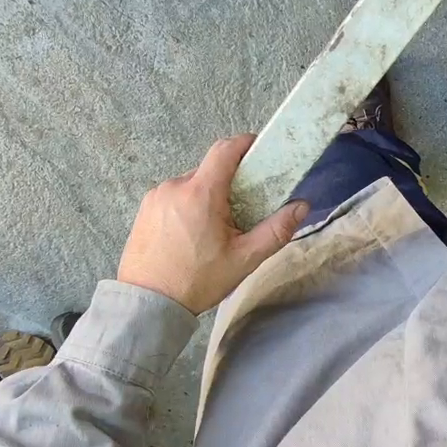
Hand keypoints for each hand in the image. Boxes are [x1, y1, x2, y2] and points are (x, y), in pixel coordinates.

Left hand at [116, 135, 308, 313]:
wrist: (148, 303)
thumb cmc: (197, 281)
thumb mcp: (245, 258)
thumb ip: (277, 229)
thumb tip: (302, 206)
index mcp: (201, 194)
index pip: (225, 150)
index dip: (245, 144)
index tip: (259, 149)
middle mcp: (175, 187)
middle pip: (210, 170)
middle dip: (229, 183)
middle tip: (243, 210)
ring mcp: (156, 197)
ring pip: (192, 185)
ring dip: (207, 198)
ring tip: (215, 230)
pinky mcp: (145, 209)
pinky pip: (174, 197)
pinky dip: (188, 207)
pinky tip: (192, 235)